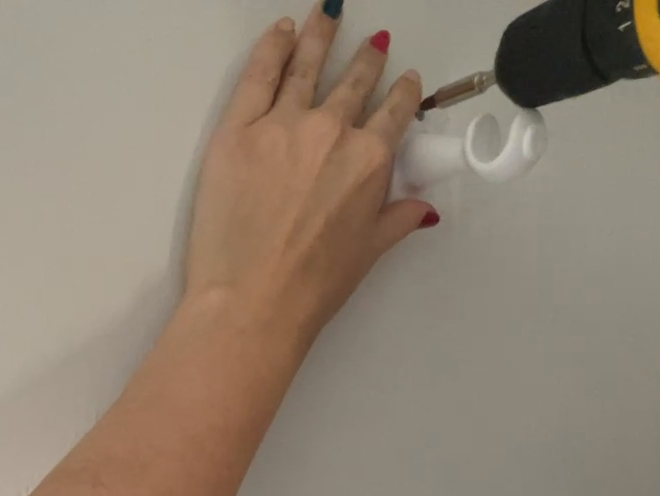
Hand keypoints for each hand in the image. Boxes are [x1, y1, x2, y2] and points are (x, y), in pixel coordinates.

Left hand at [184, 5, 434, 345]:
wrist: (251, 303)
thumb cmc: (310, 289)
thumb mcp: (367, 254)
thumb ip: (397, 219)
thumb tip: (423, 207)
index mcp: (370, 161)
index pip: (395, 112)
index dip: (403, 94)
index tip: (405, 83)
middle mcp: (331, 132)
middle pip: (353, 83)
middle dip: (367, 62)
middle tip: (372, 46)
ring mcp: (282, 126)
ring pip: (307, 66)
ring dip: (321, 37)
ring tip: (328, 15)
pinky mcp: (236, 132)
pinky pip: (259, 74)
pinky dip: (273, 47)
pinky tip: (283, 32)